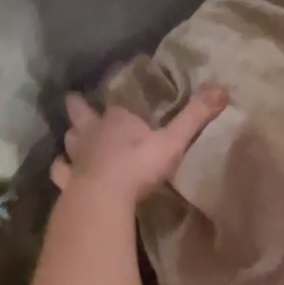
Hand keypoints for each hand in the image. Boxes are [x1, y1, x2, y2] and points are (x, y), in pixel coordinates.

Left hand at [50, 86, 227, 203]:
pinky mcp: (68, 181)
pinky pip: (60, 172)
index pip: (117, 106)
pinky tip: (61, 171)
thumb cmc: (139, 165)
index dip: (118, 105)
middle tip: (75, 101)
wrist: (104, 196)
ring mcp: (76, 157)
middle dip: (79, 108)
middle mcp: (92, 133)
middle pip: (81, 115)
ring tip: (71, 137)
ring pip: (69, 141)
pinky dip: (61, 170)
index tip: (118, 103)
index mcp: (117, 120)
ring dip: (70, 138)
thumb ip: (196, 116)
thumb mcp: (174, 140)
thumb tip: (223, 88)